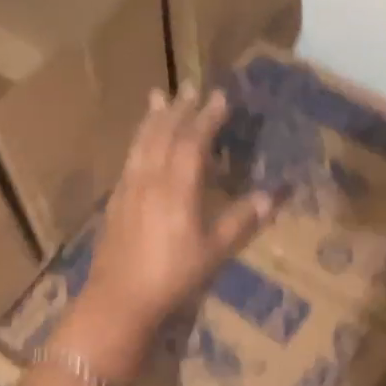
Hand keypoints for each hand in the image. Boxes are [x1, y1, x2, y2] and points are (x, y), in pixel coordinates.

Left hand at [79, 86, 273, 332]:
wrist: (118, 299)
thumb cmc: (172, 277)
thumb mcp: (213, 252)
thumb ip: (239, 222)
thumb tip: (270, 197)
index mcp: (177, 188)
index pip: (193, 142)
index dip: (207, 118)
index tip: (219, 98)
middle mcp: (150, 179)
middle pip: (164, 135)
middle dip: (179, 109)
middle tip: (190, 87)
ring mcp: (128, 189)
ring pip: (141, 144)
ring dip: (153, 119)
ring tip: (158, 97)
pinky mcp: (115, 202)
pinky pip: (128, 160)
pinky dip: (138, 143)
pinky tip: (140, 144)